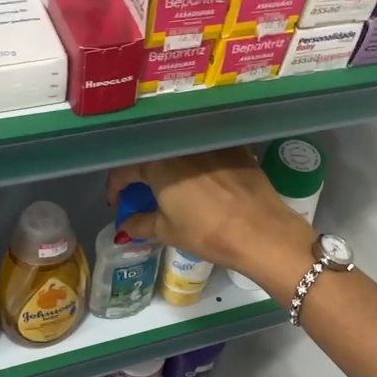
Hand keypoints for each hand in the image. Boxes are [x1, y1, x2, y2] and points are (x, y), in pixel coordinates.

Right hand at [106, 149, 316, 294]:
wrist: (260, 230)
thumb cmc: (208, 233)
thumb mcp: (169, 232)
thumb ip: (142, 224)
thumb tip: (126, 225)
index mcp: (158, 163)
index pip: (124, 169)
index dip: (116, 187)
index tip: (117, 202)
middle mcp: (180, 145)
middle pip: (152, 154)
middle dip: (142, 173)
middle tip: (142, 193)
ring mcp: (209, 143)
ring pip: (179, 149)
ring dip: (169, 165)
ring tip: (171, 186)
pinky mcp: (234, 147)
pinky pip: (205, 150)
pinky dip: (197, 163)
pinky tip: (201, 180)